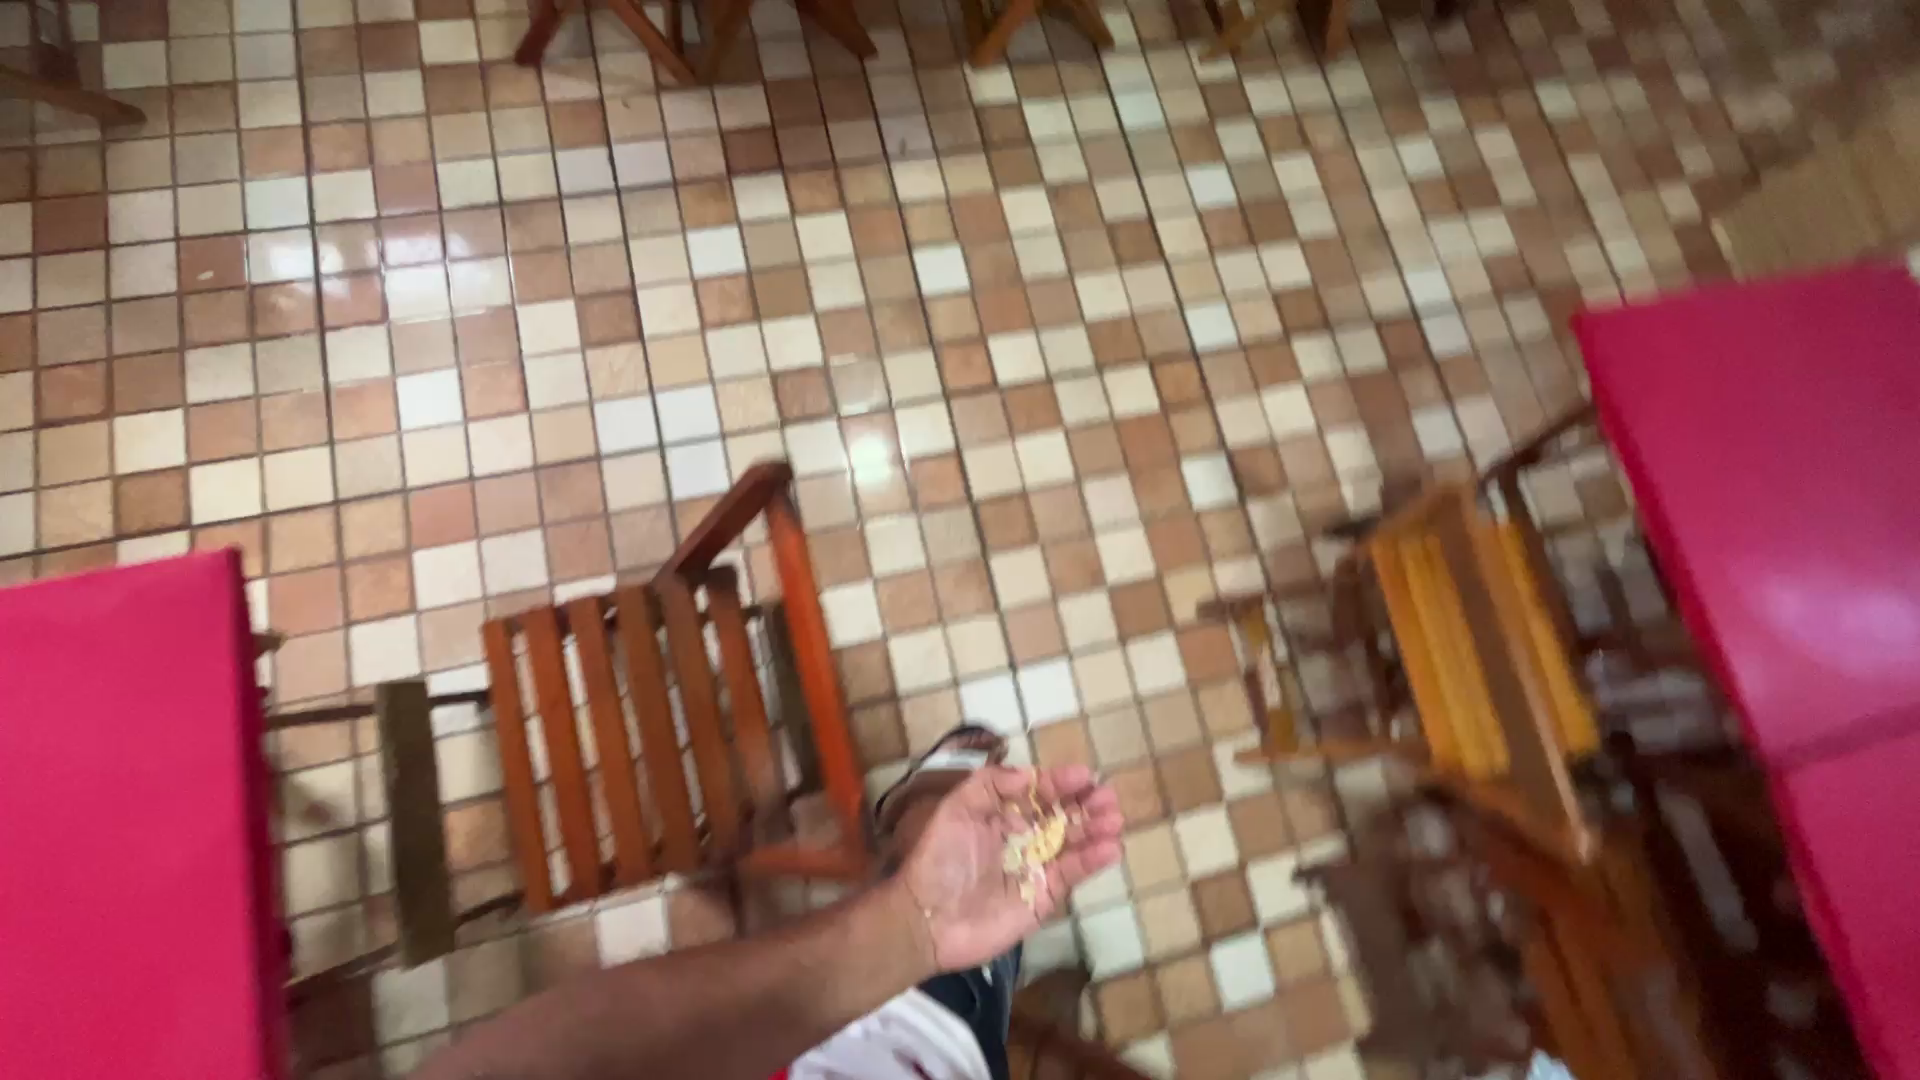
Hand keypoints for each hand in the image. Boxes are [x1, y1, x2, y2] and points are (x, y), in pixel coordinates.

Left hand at [894, 765, 1122, 971]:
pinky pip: (1072, 875)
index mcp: (1001, 813)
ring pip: (1073, 843)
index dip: (1061, 783)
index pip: (1038, 792)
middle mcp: (1022, 837)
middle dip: (1086, 805)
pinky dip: (1092, 861)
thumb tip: (1030, 774)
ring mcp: (1036, 867)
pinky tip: (1110, 848)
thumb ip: (992, 785)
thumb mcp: (958, 808)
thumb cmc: (941, 857)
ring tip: (1115, 819)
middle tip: (1109, 797)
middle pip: (1062, 816)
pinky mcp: (1044, 897)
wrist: (928, 917)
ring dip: (1095, 830)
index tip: (1085, 775)